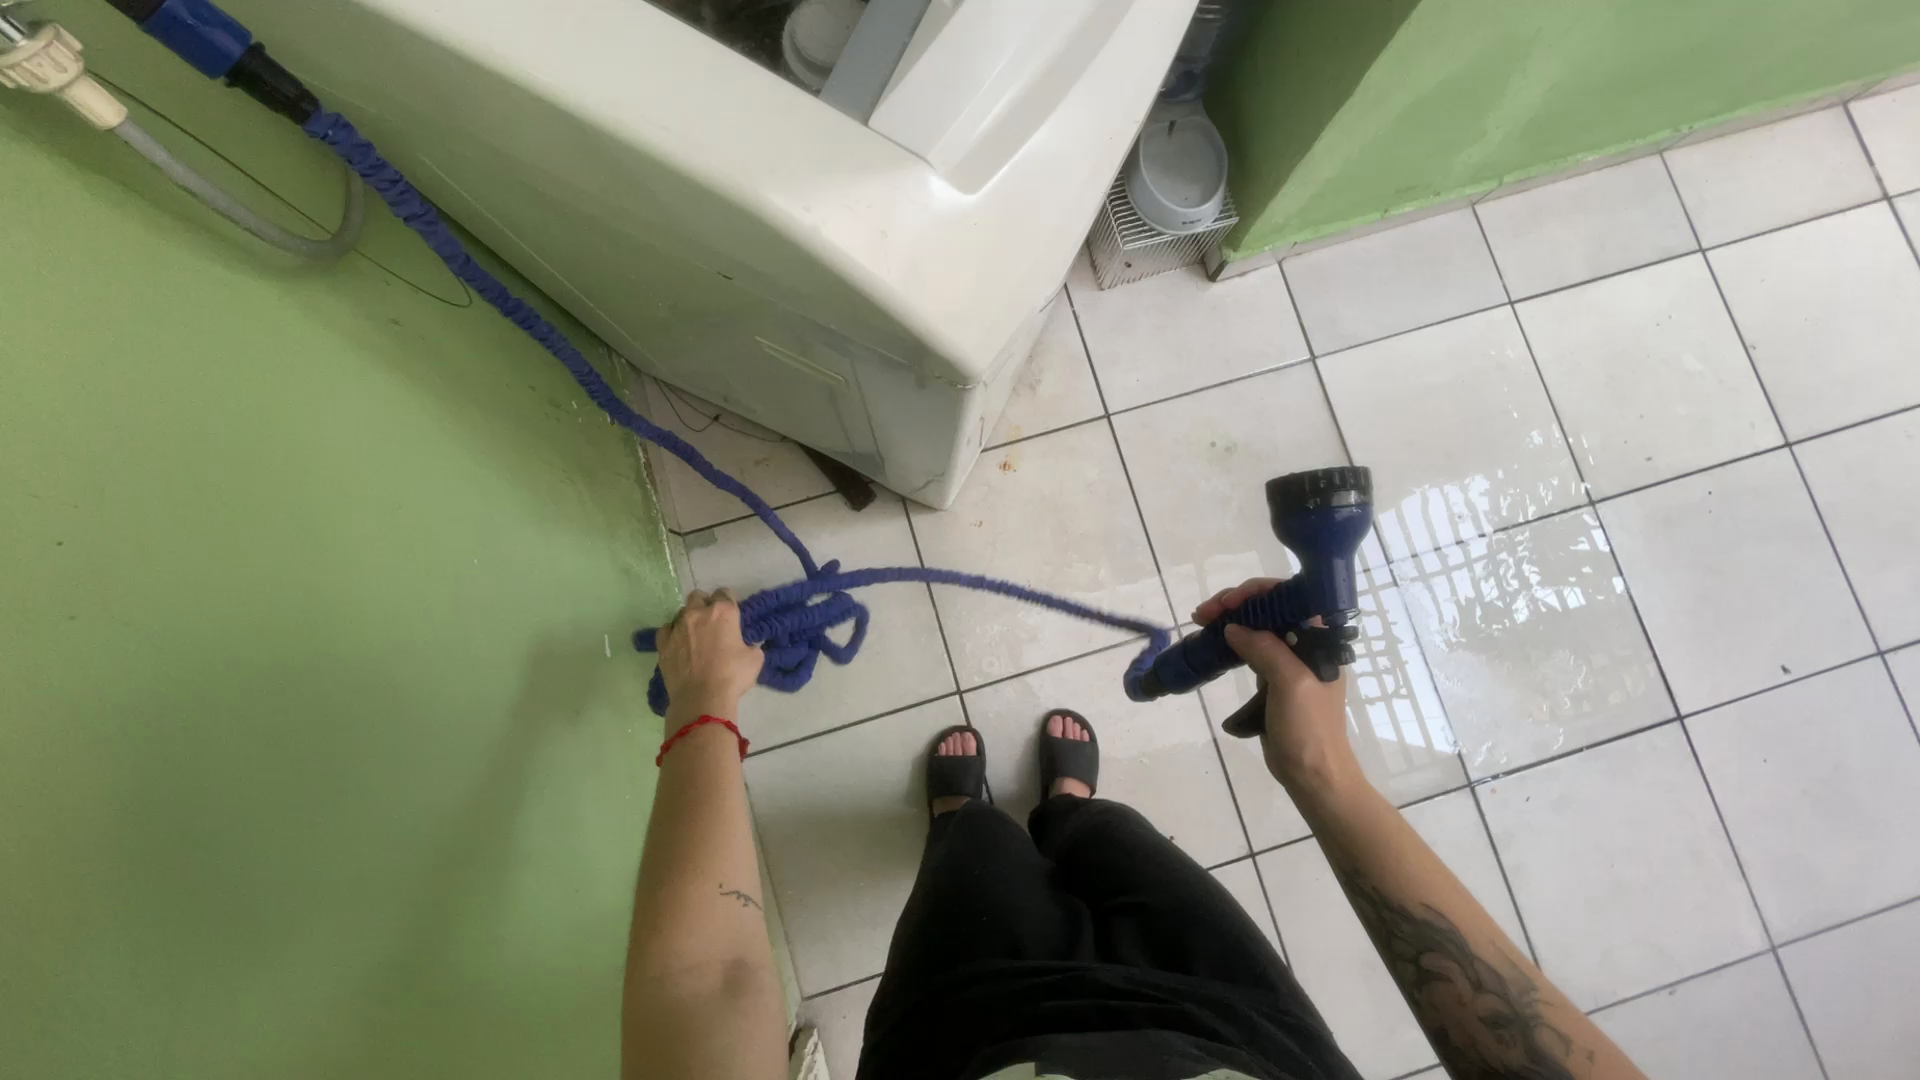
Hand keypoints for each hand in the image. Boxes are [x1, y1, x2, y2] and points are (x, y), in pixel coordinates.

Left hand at [656, 589, 763, 719]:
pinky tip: (678, 643)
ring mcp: (677, 627)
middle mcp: (698, 613)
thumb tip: (745, 645)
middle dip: (705, 604)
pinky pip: (666, 629)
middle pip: (698, 596)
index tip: (731, 613)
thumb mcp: (755, 658)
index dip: (728, 602)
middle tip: (711, 621)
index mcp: (724, 612)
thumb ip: (750, 644)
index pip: (725, 593)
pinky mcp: (663, 643)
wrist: (702, 698)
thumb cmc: (732, 676)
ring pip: (681, 612)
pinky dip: (673, 633)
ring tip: (694, 635)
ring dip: (689, 619)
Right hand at [1193, 578, 1358, 791]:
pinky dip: (1230, 644)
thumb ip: (1265, 649)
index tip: (1227, 604)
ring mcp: (1290, 662)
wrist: (1312, 775)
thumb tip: (1233, 628)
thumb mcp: (1290, 683)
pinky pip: (1251, 651)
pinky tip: (1212, 646)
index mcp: (1321, 640)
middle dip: (1236, 605)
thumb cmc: (1308, 729)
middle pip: (1270, 609)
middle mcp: (1307, 645)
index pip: (1290, 597)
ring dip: (1229, 622)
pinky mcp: (1274, 680)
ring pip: (1257, 628)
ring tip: (1201, 623)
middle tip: (1203, 614)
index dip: (1257, 593)